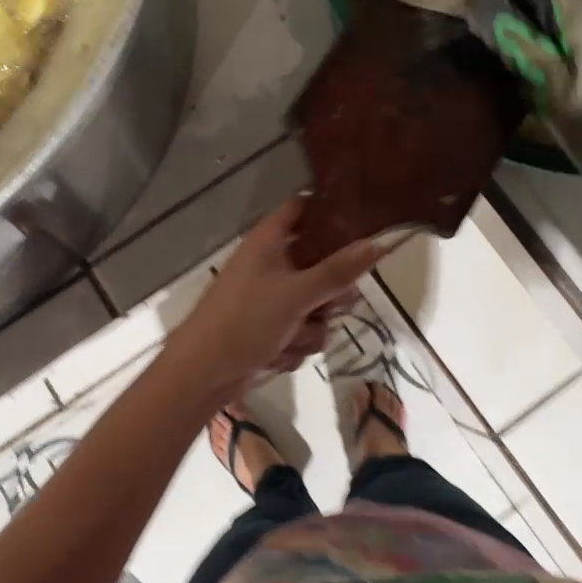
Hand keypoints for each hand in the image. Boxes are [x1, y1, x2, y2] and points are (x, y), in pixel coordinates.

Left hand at [162, 198, 389, 403]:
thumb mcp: (297, 294)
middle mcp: (271, 263)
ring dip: (312, 327)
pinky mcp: (270, 329)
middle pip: (321, 263)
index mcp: (269, 241)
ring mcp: (270, 297)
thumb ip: (338, 270)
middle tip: (331, 305)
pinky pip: (303, 330)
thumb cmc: (244, 321)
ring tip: (294, 337)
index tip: (364, 226)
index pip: (304, 209)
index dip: (331, 213)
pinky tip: (279, 355)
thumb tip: (379, 242)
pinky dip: (296, 345)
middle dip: (330, 293)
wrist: (202, 373)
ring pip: (317, 304)